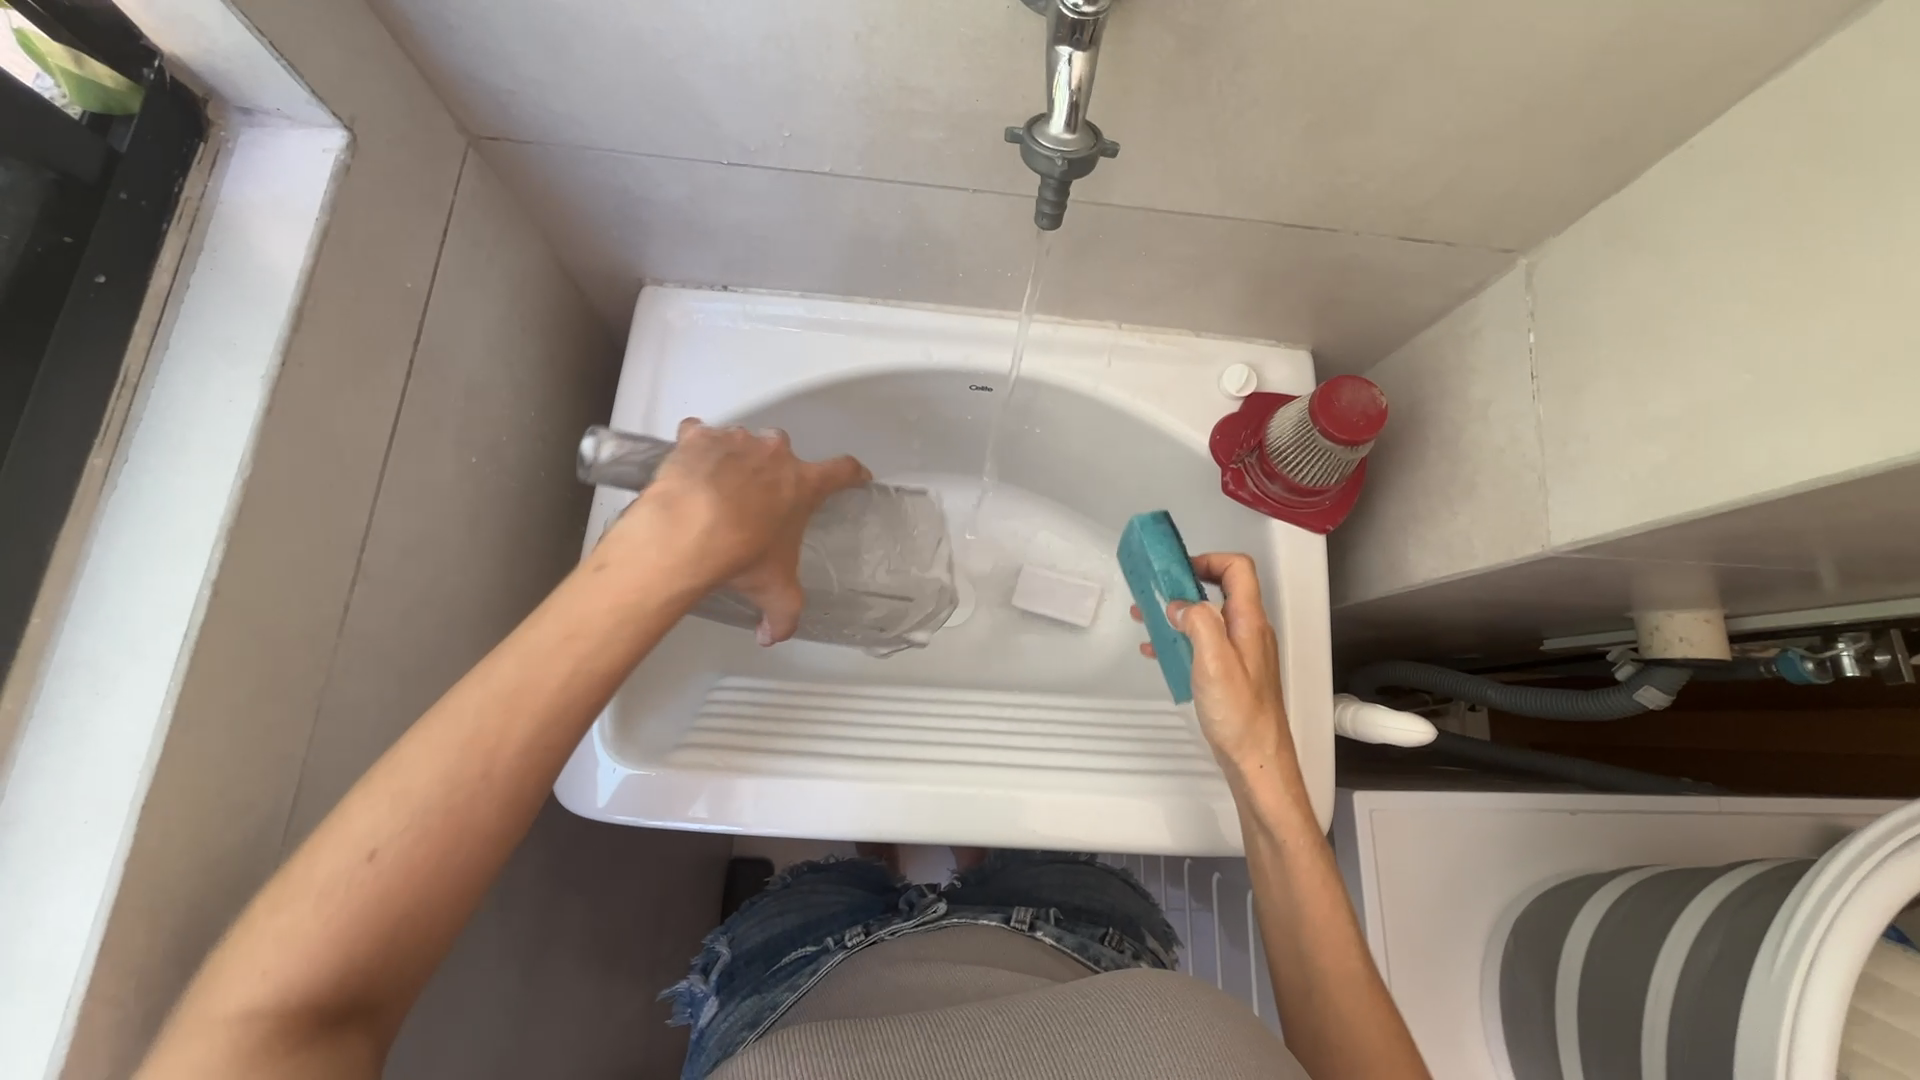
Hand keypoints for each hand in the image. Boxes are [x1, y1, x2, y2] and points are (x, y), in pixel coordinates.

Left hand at [603, 419, 868, 643]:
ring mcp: (736, 441)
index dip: (852, 473)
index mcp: (803, 485)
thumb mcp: (774, 591)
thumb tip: (771, 637)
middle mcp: (774, 453)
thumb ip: (782, 617)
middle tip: (758, 494)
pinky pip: (698, 433)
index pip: (842, 471)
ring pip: (741, 440)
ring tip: (718, 485)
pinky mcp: (698, 438)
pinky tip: (688, 467)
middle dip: (774, 468)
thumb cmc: (741, 554)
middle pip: (784, 450)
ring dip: (734, 457)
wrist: (685, 533)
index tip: (856, 475)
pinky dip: (694, 447)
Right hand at [1132, 552, 1291, 776]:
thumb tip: (1179, 605)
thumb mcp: (1213, 660)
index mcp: (1249, 622)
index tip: (1176, 569)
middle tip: (1155, 590)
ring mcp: (1240, 653)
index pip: (1237, 569)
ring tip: (1146, 617)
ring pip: (1208, 618)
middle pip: (1221, 590)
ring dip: (1178, 612)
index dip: (1208, 559)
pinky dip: (1180, 639)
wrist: (1256, 760)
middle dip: (1185, 584)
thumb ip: (1197, 622)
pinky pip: (1203, 643)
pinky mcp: (1230, 673)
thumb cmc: (1239, 715)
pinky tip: (1157, 650)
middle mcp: (1248, 632)